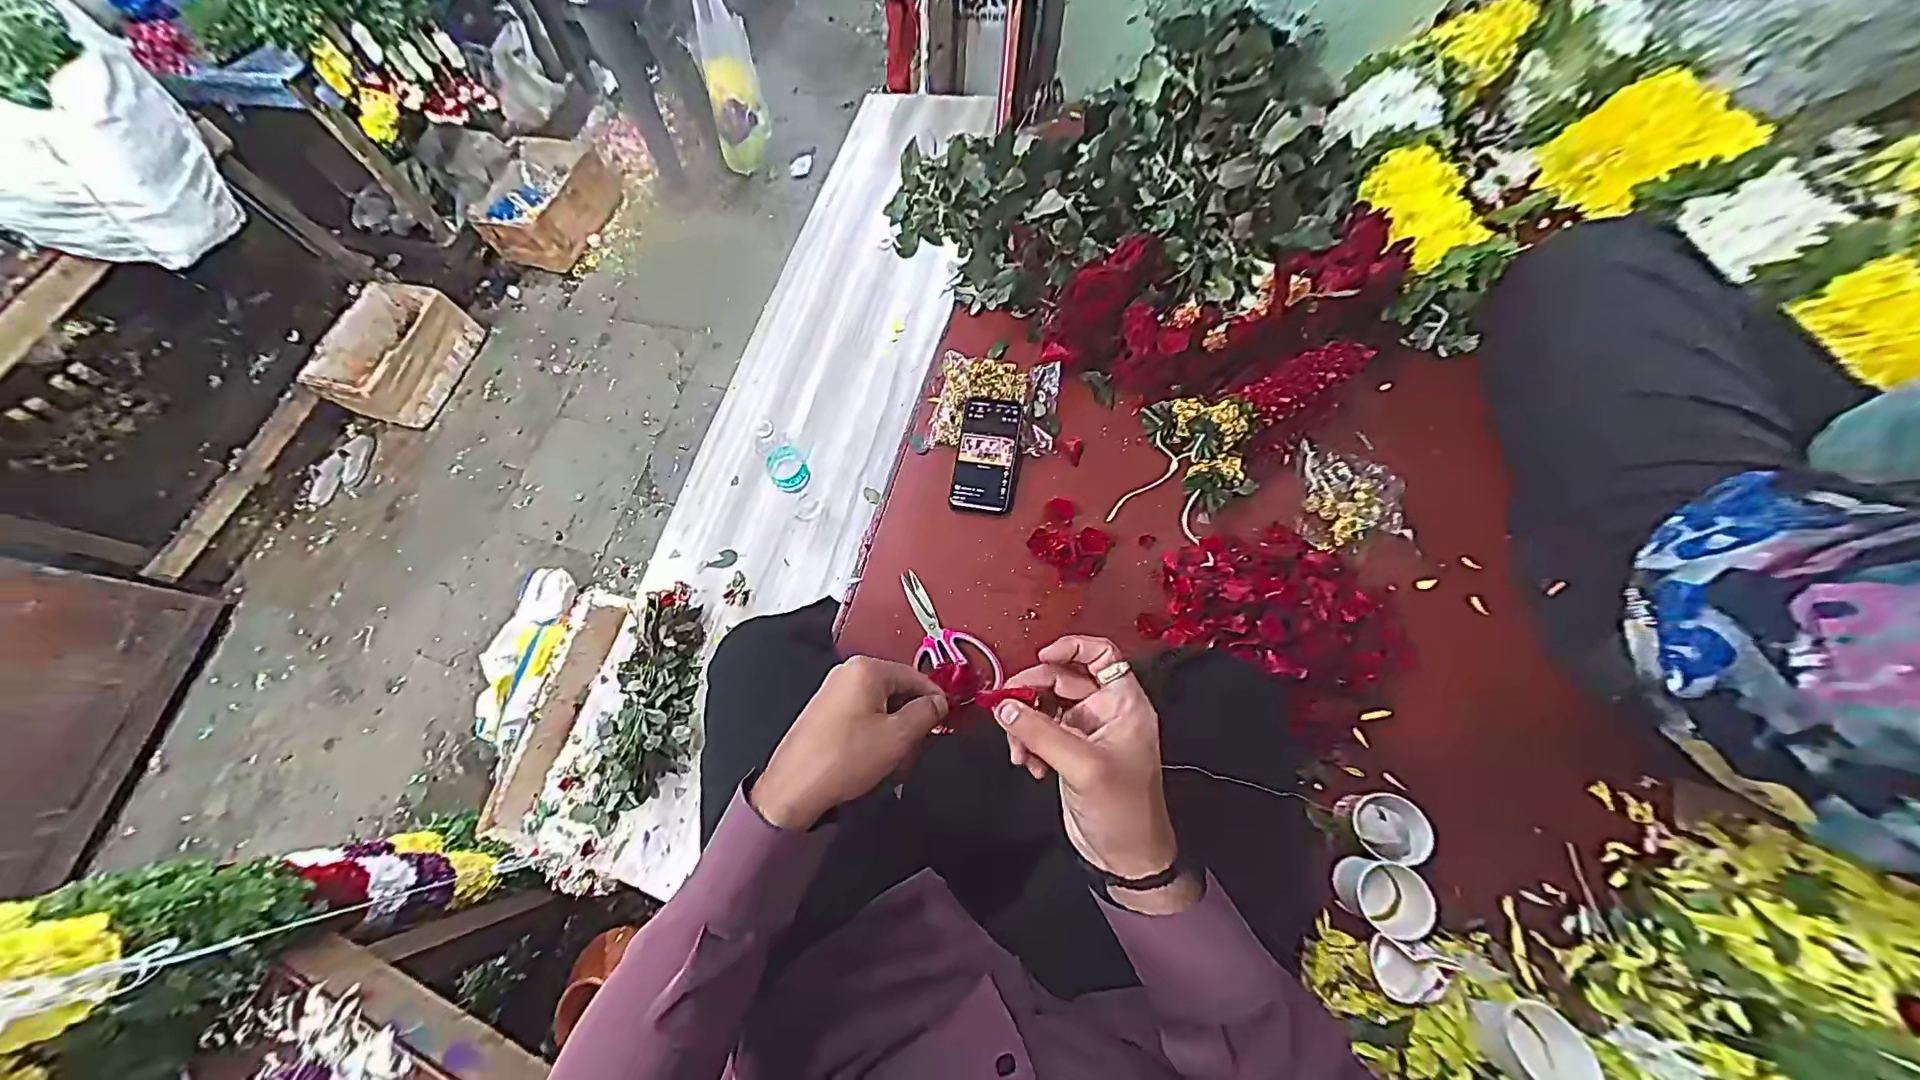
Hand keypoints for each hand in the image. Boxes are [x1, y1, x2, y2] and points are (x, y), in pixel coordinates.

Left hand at [752, 656, 948, 829]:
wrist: (794, 789)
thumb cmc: (840, 760)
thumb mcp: (899, 736)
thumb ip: (927, 713)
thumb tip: (938, 703)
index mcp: (866, 670)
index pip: (916, 676)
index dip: (936, 699)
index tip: (946, 717)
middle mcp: (847, 675)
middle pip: (898, 691)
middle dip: (912, 719)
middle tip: (920, 745)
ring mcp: (834, 694)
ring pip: (881, 707)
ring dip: (895, 732)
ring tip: (895, 761)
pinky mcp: (825, 715)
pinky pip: (863, 718)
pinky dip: (875, 736)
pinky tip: (875, 761)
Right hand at [993, 636, 1188, 906]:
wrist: (1125, 857)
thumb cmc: (1126, 812)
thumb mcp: (1083, 767)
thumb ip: (1040, 732)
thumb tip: (1005, 706)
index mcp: (1124, 704)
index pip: (1102, 655)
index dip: (1072, 647)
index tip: (1041, 656)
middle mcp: (1105, 712)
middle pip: (1062, 679)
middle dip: (1032, 691)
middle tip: (1007, 704)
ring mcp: (1085, 731)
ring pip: (1045, 705)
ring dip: (1025, 722)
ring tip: (1018, 747)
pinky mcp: (1068, 751)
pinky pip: (1039, 731)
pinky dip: (1027, 742)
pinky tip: (1027, 762)